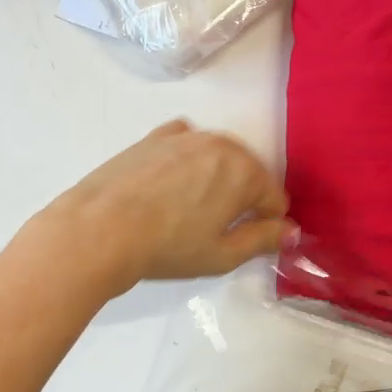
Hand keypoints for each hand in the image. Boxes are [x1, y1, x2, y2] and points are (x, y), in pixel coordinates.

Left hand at [38, 120, 290, 292]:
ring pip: (216, 157)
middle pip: (247, 172)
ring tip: (189, 212)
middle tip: (215, 230)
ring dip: (214, 179)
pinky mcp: (153, 137)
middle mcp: (220, 144)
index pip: (274, 198)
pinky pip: (184, 145)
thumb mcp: (222, 255)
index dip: (267, 224)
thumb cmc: (168, 247)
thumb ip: (263, 240)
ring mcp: (184, 136)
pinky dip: (187, 161)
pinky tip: (171, 185)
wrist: (100, 228)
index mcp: (245, 171)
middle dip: (241, 198)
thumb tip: (291, 232)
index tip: (247, 242)